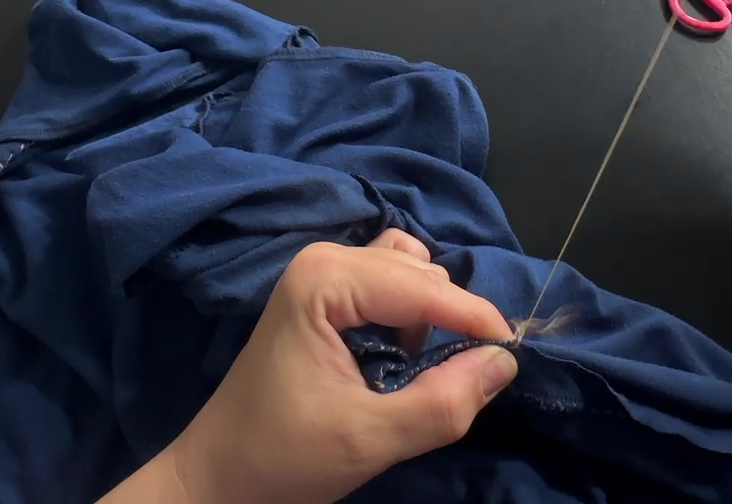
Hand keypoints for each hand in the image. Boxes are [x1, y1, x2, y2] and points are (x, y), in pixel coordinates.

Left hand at [136, 230, 517, 503]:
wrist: (217, 475)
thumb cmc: (283, 458)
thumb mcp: (368, 441)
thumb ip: (441, 403)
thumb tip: (504, 363)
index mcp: (327, 278)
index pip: (422, 287)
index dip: (473, 317)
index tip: (513, 353)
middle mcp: (327, 256)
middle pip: (418, 273)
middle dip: (450, 319)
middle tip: (467, 376)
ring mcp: (324, 267)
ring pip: (409, 270)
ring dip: (429, 314)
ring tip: (422, 367)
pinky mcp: (327, 286)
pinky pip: (390, 278)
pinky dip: (410, 309)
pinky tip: (400, 350)